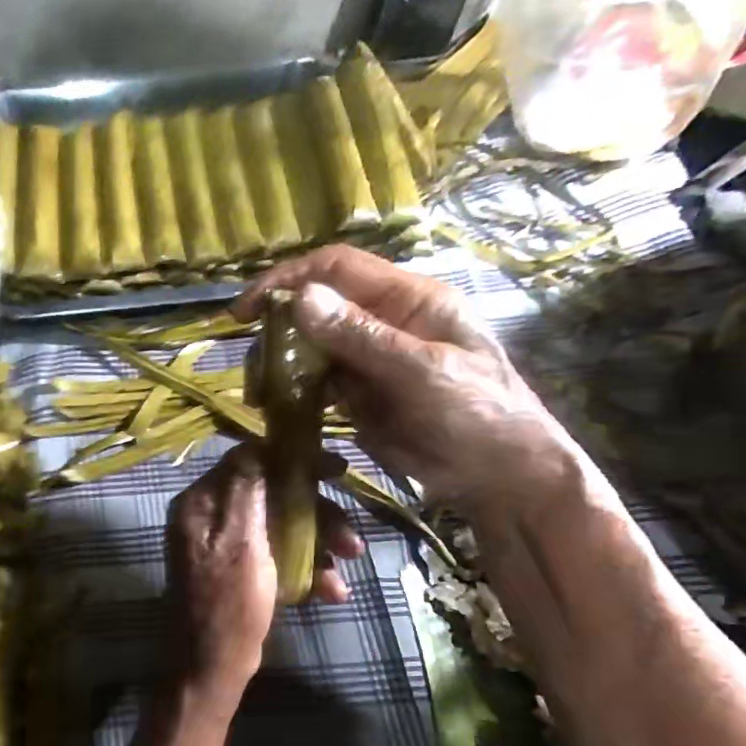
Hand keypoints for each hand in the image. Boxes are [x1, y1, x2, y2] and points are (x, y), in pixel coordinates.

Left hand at [166, 446, 362, 689]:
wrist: (211, 668)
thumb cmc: (226, 605)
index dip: (293, 460)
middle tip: (352, 537)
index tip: (334, 470)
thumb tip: (256, 444)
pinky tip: (332, 591)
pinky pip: (279, 556)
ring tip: (349, 565)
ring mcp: (228, 546)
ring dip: (320, 544)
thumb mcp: (240, 542)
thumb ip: (247, 490)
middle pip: (273, 496)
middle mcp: (211, 519)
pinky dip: (306, 570)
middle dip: (317, 514)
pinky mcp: (244, 572)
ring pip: (282, 527)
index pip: (248, 461)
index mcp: (202, 504)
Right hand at [232, 246, 578, 515]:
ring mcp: (370, 362)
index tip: (245, 311)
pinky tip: (280, 413)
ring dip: (281, 370)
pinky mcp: (361, 398)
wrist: (500, 476)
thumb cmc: (478, 414)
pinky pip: (318, 388)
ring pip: (311, 351)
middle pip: (316, 311)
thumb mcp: (421, 372)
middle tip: (252, 374)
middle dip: (278, 335)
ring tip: (261, 399)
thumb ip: (362, 337)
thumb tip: (300, 299)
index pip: (336, 269)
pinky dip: (295, 397)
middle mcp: (382, 323)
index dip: (288, 280)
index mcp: (406, 299)